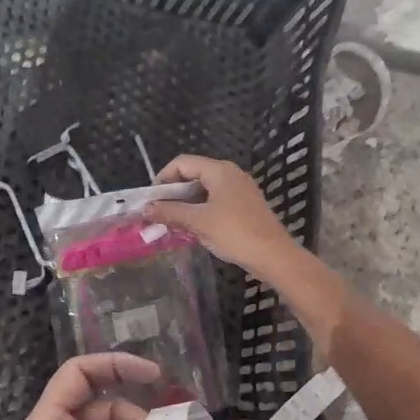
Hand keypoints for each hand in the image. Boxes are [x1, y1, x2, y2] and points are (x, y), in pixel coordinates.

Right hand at [145, 155, 299, 276]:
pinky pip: (216, 201)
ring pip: (204, 190)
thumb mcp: (198, 222)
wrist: (274, 256)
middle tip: (158, 212)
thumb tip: (146, 209)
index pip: (182, 163)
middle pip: (193, 174)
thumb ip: (171, 212)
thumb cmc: (235, 233)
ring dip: (186, 204)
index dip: (163, 178)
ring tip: (171, 222)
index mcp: (219, 170)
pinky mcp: (245, 205)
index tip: (151, 199)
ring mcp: (240, 189)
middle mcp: (230, 174)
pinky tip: (193, 228)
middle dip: (173, 192)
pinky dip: (201, 210)